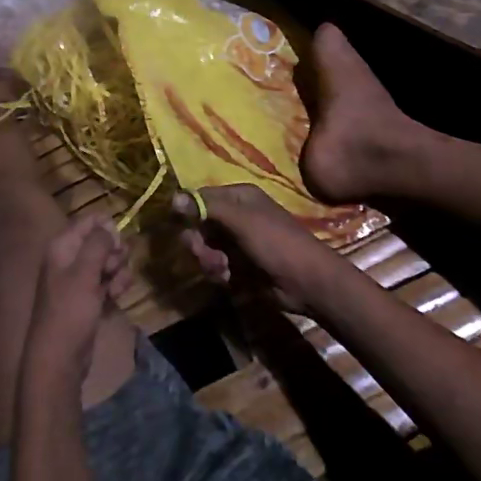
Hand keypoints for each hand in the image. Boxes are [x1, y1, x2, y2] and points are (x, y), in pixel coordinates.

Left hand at [23, 215, 131, 378]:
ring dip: (118, 270)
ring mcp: (79, 279)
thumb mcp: (84, 273)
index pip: (87, 221)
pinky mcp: (89, 298)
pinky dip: (115, 285)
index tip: (119, 239)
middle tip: (115, 266)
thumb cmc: (69, 310)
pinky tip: (118, 296)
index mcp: (62, 246)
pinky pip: (107, 282)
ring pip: (107, 262)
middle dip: (114, 251)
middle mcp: (69, 258)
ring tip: (117, 287)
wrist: (59, 358)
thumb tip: (108, 226)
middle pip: (100, 241)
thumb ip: (97, 244)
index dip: (106, 226)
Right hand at [176, 184, 344, 313]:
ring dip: (208, 260)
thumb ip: (206, 207)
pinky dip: (219, 273)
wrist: (307, 283)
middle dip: (198, 241)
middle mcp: (236, 216)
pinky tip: (228, 279)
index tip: (179, 225)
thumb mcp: (240, 220)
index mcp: (238, 197)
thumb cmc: (275, 242)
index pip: (201, 197)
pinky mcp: (240, 265)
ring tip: (221, 269)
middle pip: (200, 225)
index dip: (188, 211)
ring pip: (206, 248)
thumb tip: (172, 197)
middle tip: (202, 253)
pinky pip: (216, 266)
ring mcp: (238, 242)